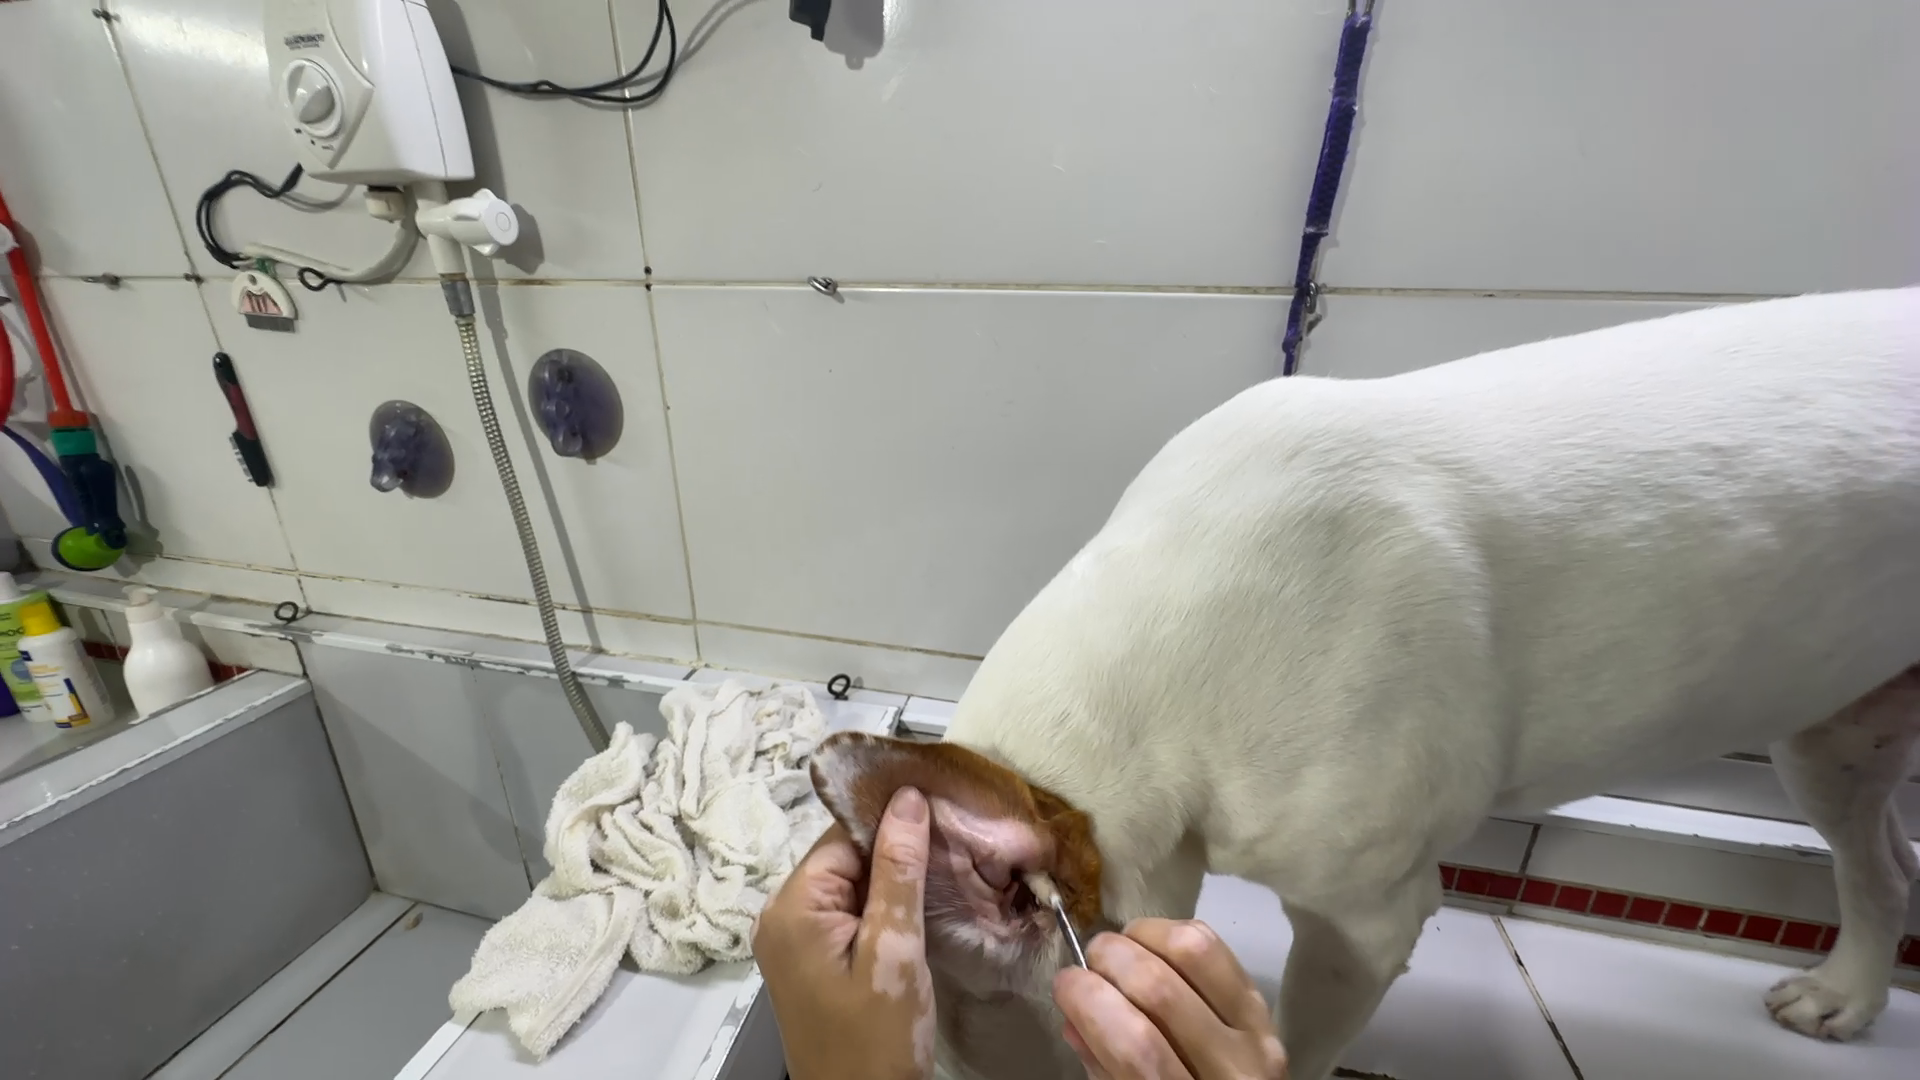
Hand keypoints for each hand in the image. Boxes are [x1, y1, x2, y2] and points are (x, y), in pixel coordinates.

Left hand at [753, 787, 936, 1079]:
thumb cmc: (877, 1041)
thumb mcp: (893, 950)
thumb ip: (899, 870)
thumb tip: (909, 797)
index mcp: (792, 906)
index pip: (844, 835)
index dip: (890, 823)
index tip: (938, 812)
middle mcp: (782, 913)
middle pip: (845, 854)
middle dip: (894, 849)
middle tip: (947, 841)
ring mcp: (795, 936)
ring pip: (851, 878)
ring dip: (892, 875)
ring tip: (940, 864)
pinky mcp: (812, 955)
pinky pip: (848, 907)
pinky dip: (881, 901)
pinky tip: (916, 900)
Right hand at [1053, 918, 1287, 1079]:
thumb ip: (1102, 1064)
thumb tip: (1072, 1005)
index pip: (1137, 1047)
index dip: (1089, 1001)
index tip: (1063, 984)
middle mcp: (1232, 1074)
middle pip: (1159, 989)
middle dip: (1107, 960)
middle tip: (1088, 965)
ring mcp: (1255, 1036)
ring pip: (1191, 951)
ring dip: (1139, 938)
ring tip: (1119, 951)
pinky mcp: (1263, 1007)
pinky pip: (1213, 946)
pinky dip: (1170, 933)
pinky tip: (1151, 948)